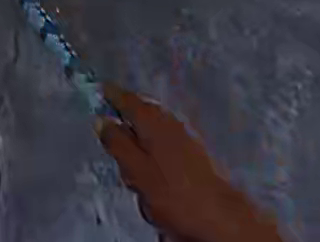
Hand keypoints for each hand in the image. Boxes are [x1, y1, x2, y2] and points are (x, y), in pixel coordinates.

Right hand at [96, 86, 284, 241]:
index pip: (120, 95)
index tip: (91, 100)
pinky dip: (158, 168)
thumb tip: (100, 119)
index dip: (104, 96)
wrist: (228, 224)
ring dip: (142, 159)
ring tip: (145, 187)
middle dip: (125, 138)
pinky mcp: (195, 156)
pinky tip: (162, 191)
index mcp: (149, 116)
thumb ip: (115, 142)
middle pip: (134, 119)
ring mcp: (183, 136)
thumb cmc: (176, 194)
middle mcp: (166, 119)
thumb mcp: (136, 170)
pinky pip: (165, 154)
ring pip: (149, 140)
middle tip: (124, 165)